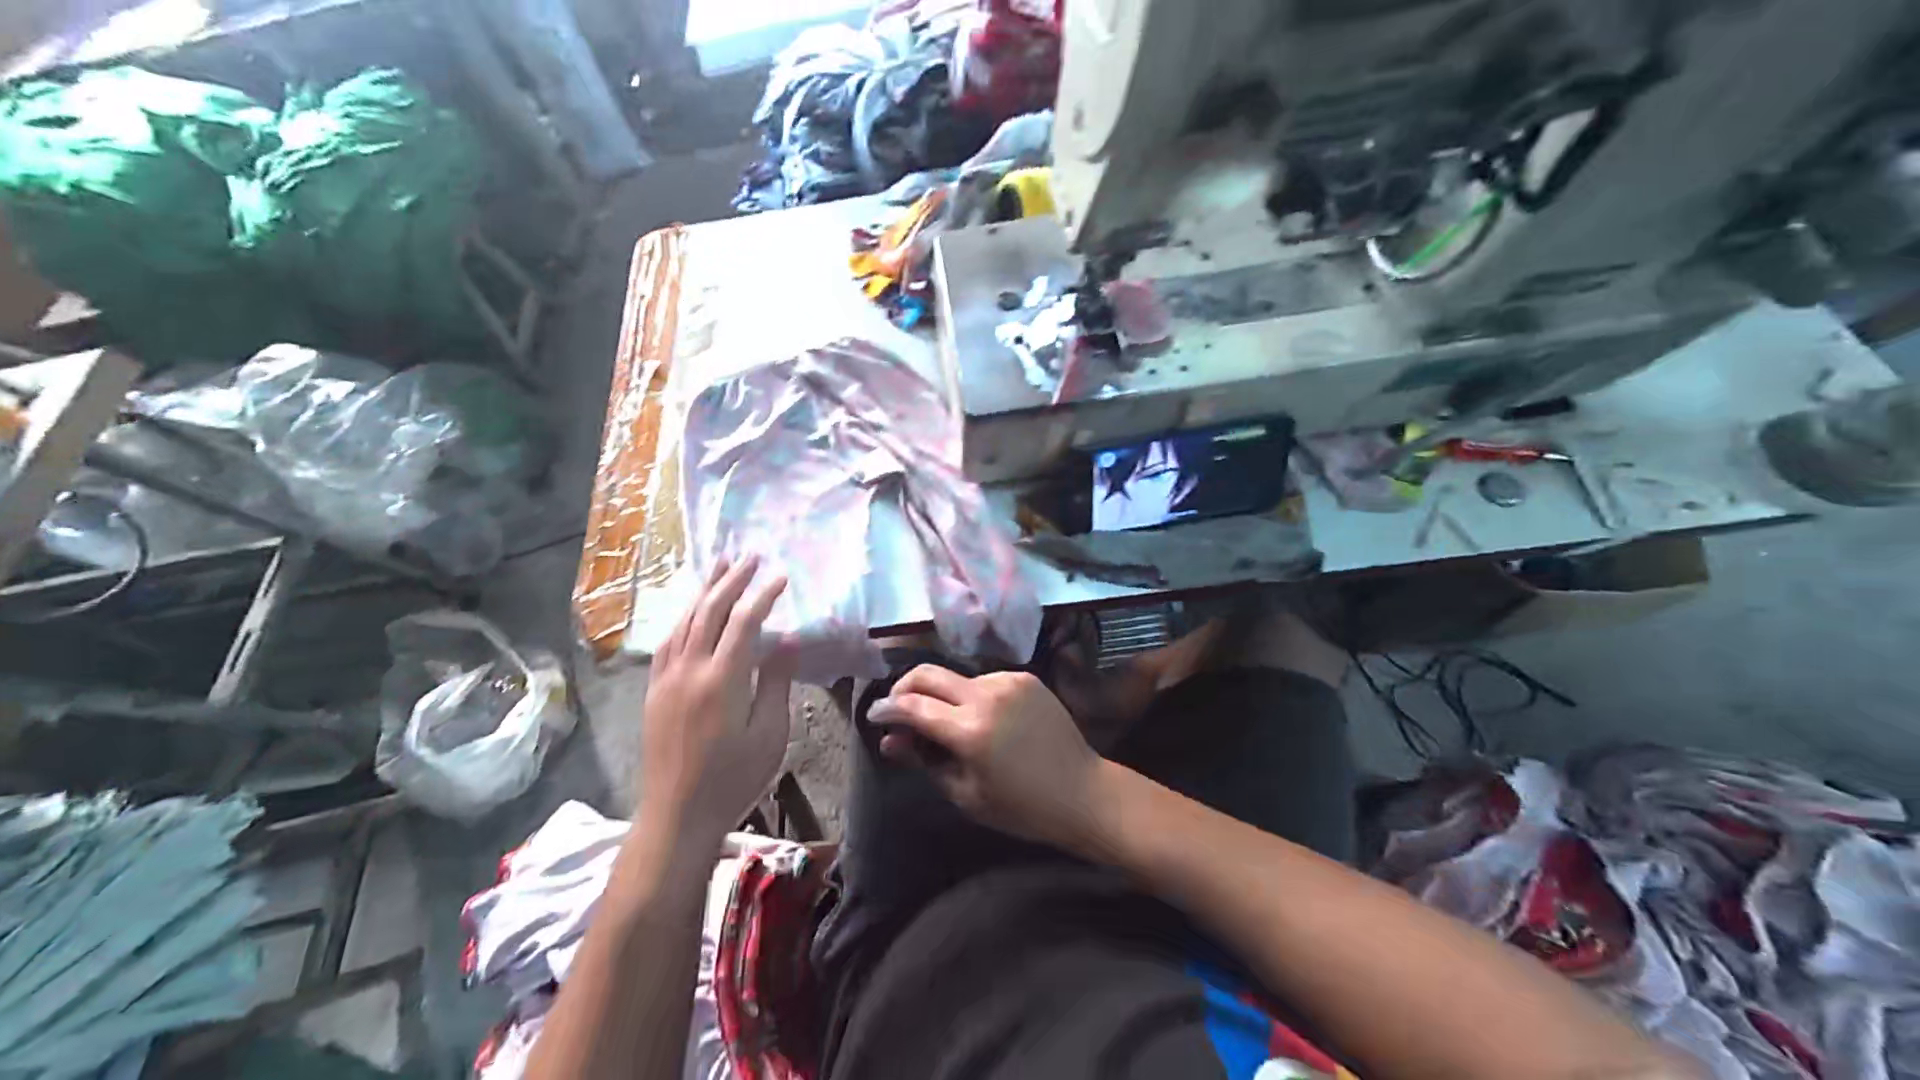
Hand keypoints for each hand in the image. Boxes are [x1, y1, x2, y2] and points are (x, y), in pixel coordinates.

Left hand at [639, 556, 795, 842]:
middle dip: (731, 581)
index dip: (762, 596)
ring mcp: (666, 679)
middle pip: (709, 611)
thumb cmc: (734, 778)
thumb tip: (785, 640)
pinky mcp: (654, 692)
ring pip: (684, 622)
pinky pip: (668, 642)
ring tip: (720, 569)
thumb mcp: (769, 734)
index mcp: (721, 680)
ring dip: (704, 592)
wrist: (677, 814)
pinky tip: (692, 612)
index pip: (743, 622)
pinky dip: (683, 618)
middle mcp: (689, 670)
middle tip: (749, 557)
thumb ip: (776, 682)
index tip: (780, 577)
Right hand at [868, 666, 1105, 849]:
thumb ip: (924, 761)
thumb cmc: (1021, 807)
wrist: (1083, 792)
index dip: (886, 709)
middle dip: (903, 687)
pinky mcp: (1026, 677)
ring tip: (947, 724)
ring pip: (957, 678)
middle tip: (896, 708)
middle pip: (927, 673)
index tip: (873, 716)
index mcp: (970, 730)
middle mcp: (987, 695)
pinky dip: (972, 696)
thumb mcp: (965, 793)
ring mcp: (1009, 681)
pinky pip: (985, 680)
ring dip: (942, 696)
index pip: (912, 706)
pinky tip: (982, 719)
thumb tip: (889, 741)